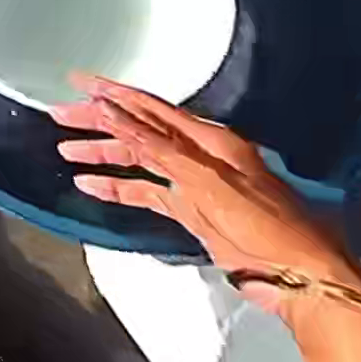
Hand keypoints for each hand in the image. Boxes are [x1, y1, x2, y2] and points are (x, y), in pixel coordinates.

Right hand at [51, 75, 360, 316]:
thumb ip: (148, 139)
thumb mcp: (200, 175)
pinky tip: (91, 185)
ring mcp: (196, 182)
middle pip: (138, 131)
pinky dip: (117, 186)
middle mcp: (200, 156)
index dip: (111, 92)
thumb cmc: (260, 222)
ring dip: (102, 154)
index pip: (149, 107)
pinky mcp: (191, 207)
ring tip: (67, 153)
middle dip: (97, 123)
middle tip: (60, 116)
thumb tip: (104, 106)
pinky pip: (144, 190)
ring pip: (137, 159)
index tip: (77, 80)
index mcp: (209, 141)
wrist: (300, 281)